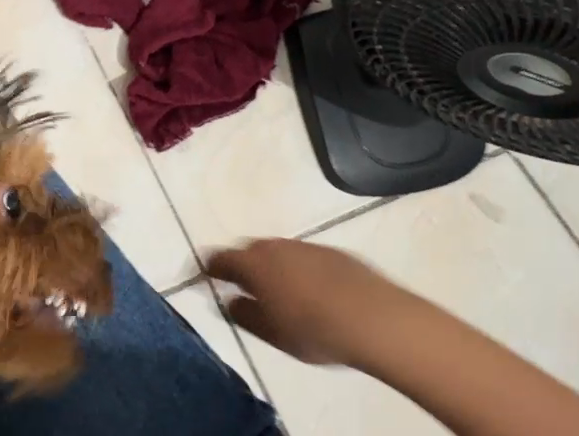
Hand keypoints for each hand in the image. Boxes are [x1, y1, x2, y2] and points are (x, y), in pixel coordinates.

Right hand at [204, 238, 419, 368]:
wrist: (378, 320)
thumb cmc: (315, 330)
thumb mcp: (272, 333)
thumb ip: (243, 314)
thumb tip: (229, 301)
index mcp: (253, 264)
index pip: (218, 258)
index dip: (206, 268)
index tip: (200, 276)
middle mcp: (274, 246)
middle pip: (248, 251)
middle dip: (241, 266)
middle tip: (242, 288)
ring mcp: (304, 246)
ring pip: (277, 252)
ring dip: (271, 267)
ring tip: (279, 292)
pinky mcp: (332, 252)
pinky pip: (303, 257)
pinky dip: (298, 269)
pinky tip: (312, 292)